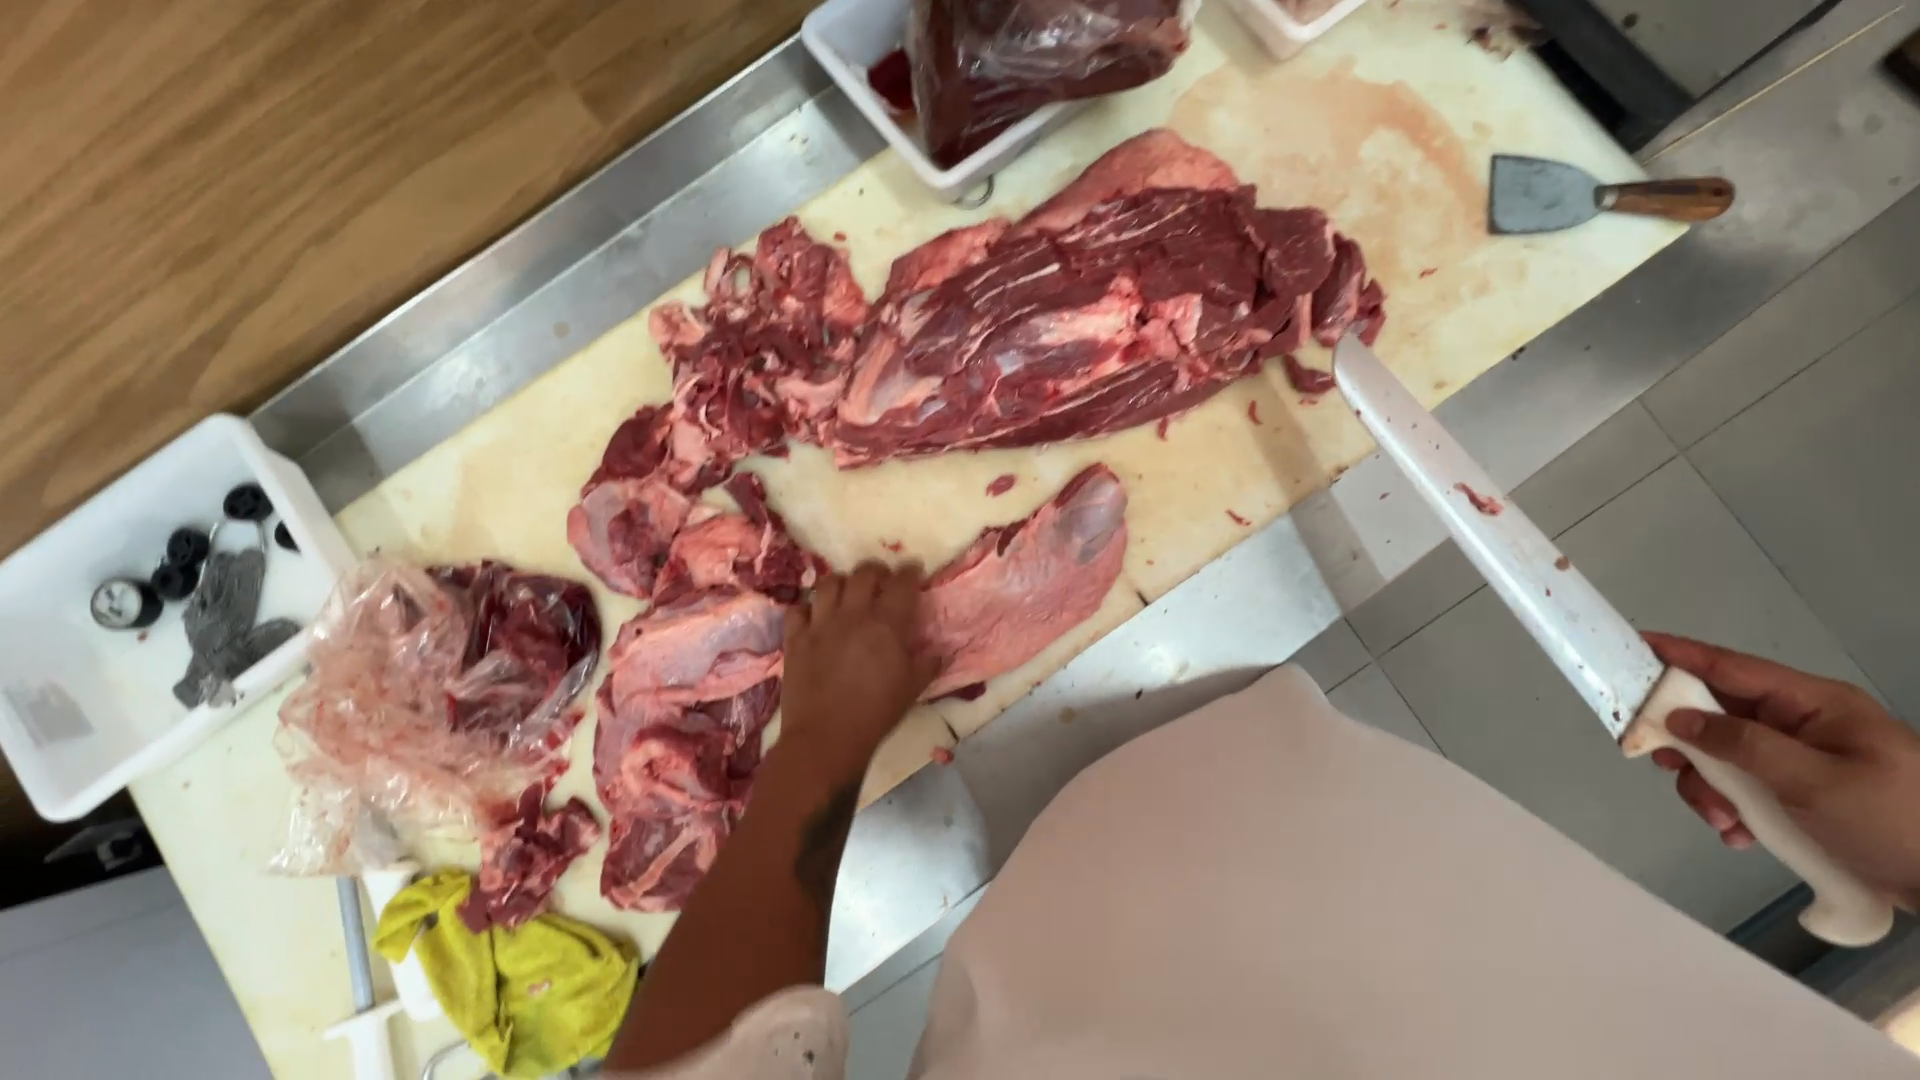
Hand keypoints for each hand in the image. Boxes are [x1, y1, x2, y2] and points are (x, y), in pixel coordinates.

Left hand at [779, 562, 939, 778]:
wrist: (827, 737)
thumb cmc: (877, 713)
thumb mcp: (913, 689)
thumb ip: (927, 665)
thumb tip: (938, 653)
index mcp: (887, 624)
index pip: (902, 583)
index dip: (910, 572)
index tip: (914, 570)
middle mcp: (853, 615)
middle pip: (864, 574)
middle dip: (876, 570)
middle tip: (882, 579)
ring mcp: (820, 624)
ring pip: (829, 584)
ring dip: (842, 582)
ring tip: (848, 591)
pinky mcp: (795, 639)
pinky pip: (798, 609)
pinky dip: (808, 607)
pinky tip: (815, 616)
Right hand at [1645, 632, 1919, 909]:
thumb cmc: (1895, 822)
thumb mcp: (1814, 782)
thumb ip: (1742, 744)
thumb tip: (1678, 719)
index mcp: (1812, 705)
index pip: (1728, 666)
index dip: (1675, 654)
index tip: (1627, 647)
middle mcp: (1799, 723)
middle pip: (1712, 714)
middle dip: (1685, 744)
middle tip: (1666, 767)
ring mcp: (1797, 759)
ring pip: (1718, 756)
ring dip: (1707, 788)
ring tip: (1723, 821)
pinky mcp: (1796, 792)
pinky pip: (1739, 787)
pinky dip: (1728, 810)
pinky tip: (1740, 835)